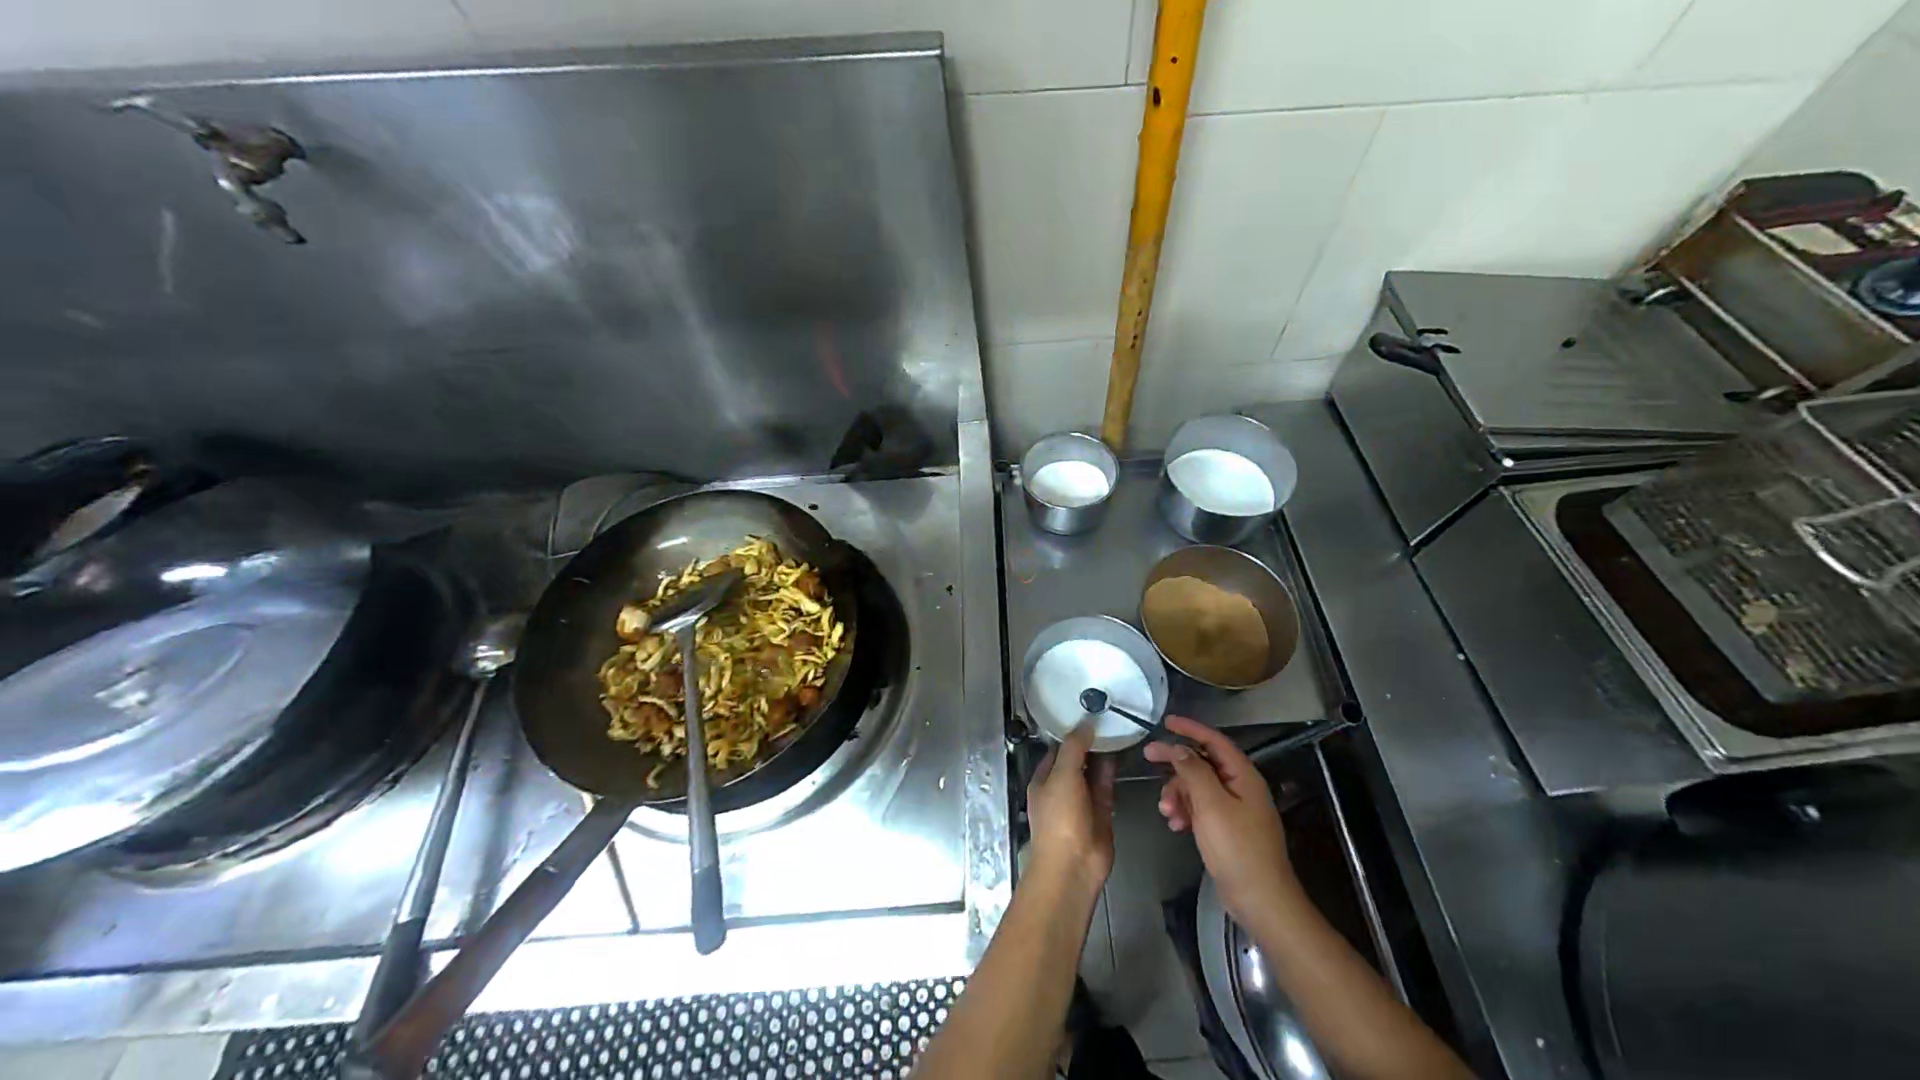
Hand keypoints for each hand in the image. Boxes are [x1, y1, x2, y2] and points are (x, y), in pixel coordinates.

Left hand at [1025, 723, 1117, 898]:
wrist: (1074, 864)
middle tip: (1105, 718)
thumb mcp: (1062, 776)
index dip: (1070, 733)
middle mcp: (1062, 788)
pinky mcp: (1101, 811)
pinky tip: (1121, 753)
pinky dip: (1111, 771)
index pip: (1057, 750)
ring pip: (1092, 772)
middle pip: (1076, 760)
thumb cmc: (1060, 817)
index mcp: (1044, 780)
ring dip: (1102, 755)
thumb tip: (1084, 724)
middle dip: (1088, 743)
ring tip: (1115, 730)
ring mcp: (1082, 800)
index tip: (1086, 714)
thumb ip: (1074, 748)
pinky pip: (1106, 786)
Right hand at [1143, 717, 1300, 926]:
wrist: (1260, 899)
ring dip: (1178, 794)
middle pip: (1203, 764)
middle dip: (1176, 765)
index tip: (1166, 721)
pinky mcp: (1227, 829)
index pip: (1215, 741)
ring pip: (1198, 787)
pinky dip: (1186, 812)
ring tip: (1166, 812)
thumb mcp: (1211, 805)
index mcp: (1244, 776)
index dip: (1190, 729)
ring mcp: (1235, 810)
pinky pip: (1201, 809)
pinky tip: (1176, 826)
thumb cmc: (1237, 848)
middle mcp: (1241, 788)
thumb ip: (1193, 771)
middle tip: (1148, 759)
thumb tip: (1179, 749)